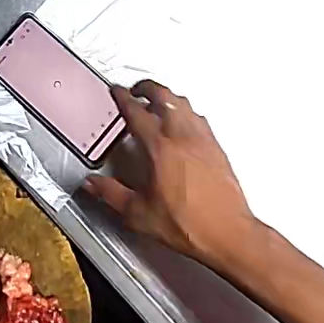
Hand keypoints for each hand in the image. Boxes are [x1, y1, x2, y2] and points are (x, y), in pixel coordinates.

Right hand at [80, 80, 261, 266]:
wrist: (229, 234)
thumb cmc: (191, 225)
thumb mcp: (139, 214)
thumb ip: (112, 195)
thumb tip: (93, 184)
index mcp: (160, 148)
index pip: (137, 112)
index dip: (124, 98)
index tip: (118, 92)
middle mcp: (183, 138)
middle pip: (164, 97)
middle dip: (147, 88)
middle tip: (137, 89)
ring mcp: (203, 140)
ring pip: (184, 104)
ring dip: (168, 98)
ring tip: (159, 100)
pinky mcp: (217, 148)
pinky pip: (199, 119)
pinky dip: (187, 112)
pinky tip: (185, 122)